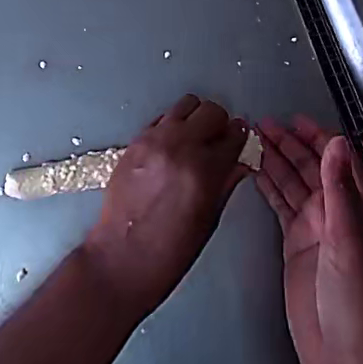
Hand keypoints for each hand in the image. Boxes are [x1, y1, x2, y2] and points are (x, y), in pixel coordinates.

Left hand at [80, 94, 248, 315]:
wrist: (121, 259)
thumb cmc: (170, 251)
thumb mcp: (209, 219)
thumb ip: (227, 183)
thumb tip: (241, 161)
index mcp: (204, 172)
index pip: (234, 136)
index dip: (240, 139)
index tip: (239, 142)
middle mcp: (180, 148)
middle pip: (212, 111)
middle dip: (220, 124)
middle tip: (217, 140)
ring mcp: (155, 141)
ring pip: (187, 105)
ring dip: (196, 118)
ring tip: (194, 138)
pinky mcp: (136, 141)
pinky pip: (162, 118)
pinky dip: (173, 126)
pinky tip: (172, 146)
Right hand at [255, 117, 362, 363]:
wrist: (350, 363)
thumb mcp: (351, 243)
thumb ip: (340, 191)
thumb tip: (338, 143)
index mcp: (359, 207)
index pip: (338, 160)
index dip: (318, 137)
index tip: (297, 119)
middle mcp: (337, 213)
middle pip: (311, 167)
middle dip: (290, 144)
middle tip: (265, 124)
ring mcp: (316, 230)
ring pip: (293, 184)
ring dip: (276, 161)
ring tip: (255, 139)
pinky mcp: (296, 247)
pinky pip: (281, 207)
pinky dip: (269, 188)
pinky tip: (256, 173)